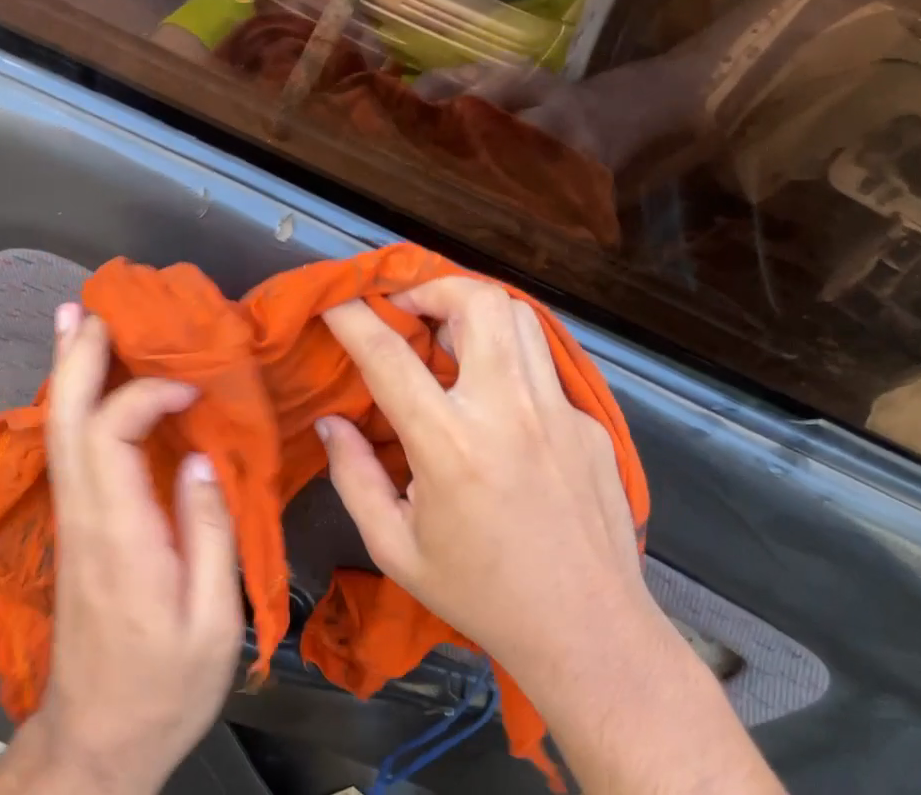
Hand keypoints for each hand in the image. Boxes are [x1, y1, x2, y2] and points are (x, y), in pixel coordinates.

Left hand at [0, 304, 242, 794]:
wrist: (97, 733)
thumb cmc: (163, 687)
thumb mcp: (212, 624)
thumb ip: (208, 537)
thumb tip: (200, 461)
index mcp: (121, 536)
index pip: (112, 435)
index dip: (145, 394)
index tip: (191, 388)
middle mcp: (84, 517)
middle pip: (67, 420)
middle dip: (77, 357)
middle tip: (92, 307)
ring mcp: (70, 522)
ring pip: (58, 431)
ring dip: (66, 373)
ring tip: (74, 323)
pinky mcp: (72, 530)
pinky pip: (67, 452)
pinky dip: (73, 407)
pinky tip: (82, 387)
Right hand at [316, 278, 650, 679]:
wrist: (589, 634)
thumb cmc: (479, 594)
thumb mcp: (393, 545)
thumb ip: (352, 475)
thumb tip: (331, 422)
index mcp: (449, 446)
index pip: (388, 353)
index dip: (350, 314)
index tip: (332, 299)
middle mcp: (509, 413)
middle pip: (477, 302)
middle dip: (430, 287)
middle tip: (403, 309)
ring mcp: (559, 414)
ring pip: (519, 318)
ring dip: (472, 311)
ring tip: (443, 338)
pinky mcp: (589, 426)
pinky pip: (541, 363)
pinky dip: (504, 356)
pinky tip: (487, 395)